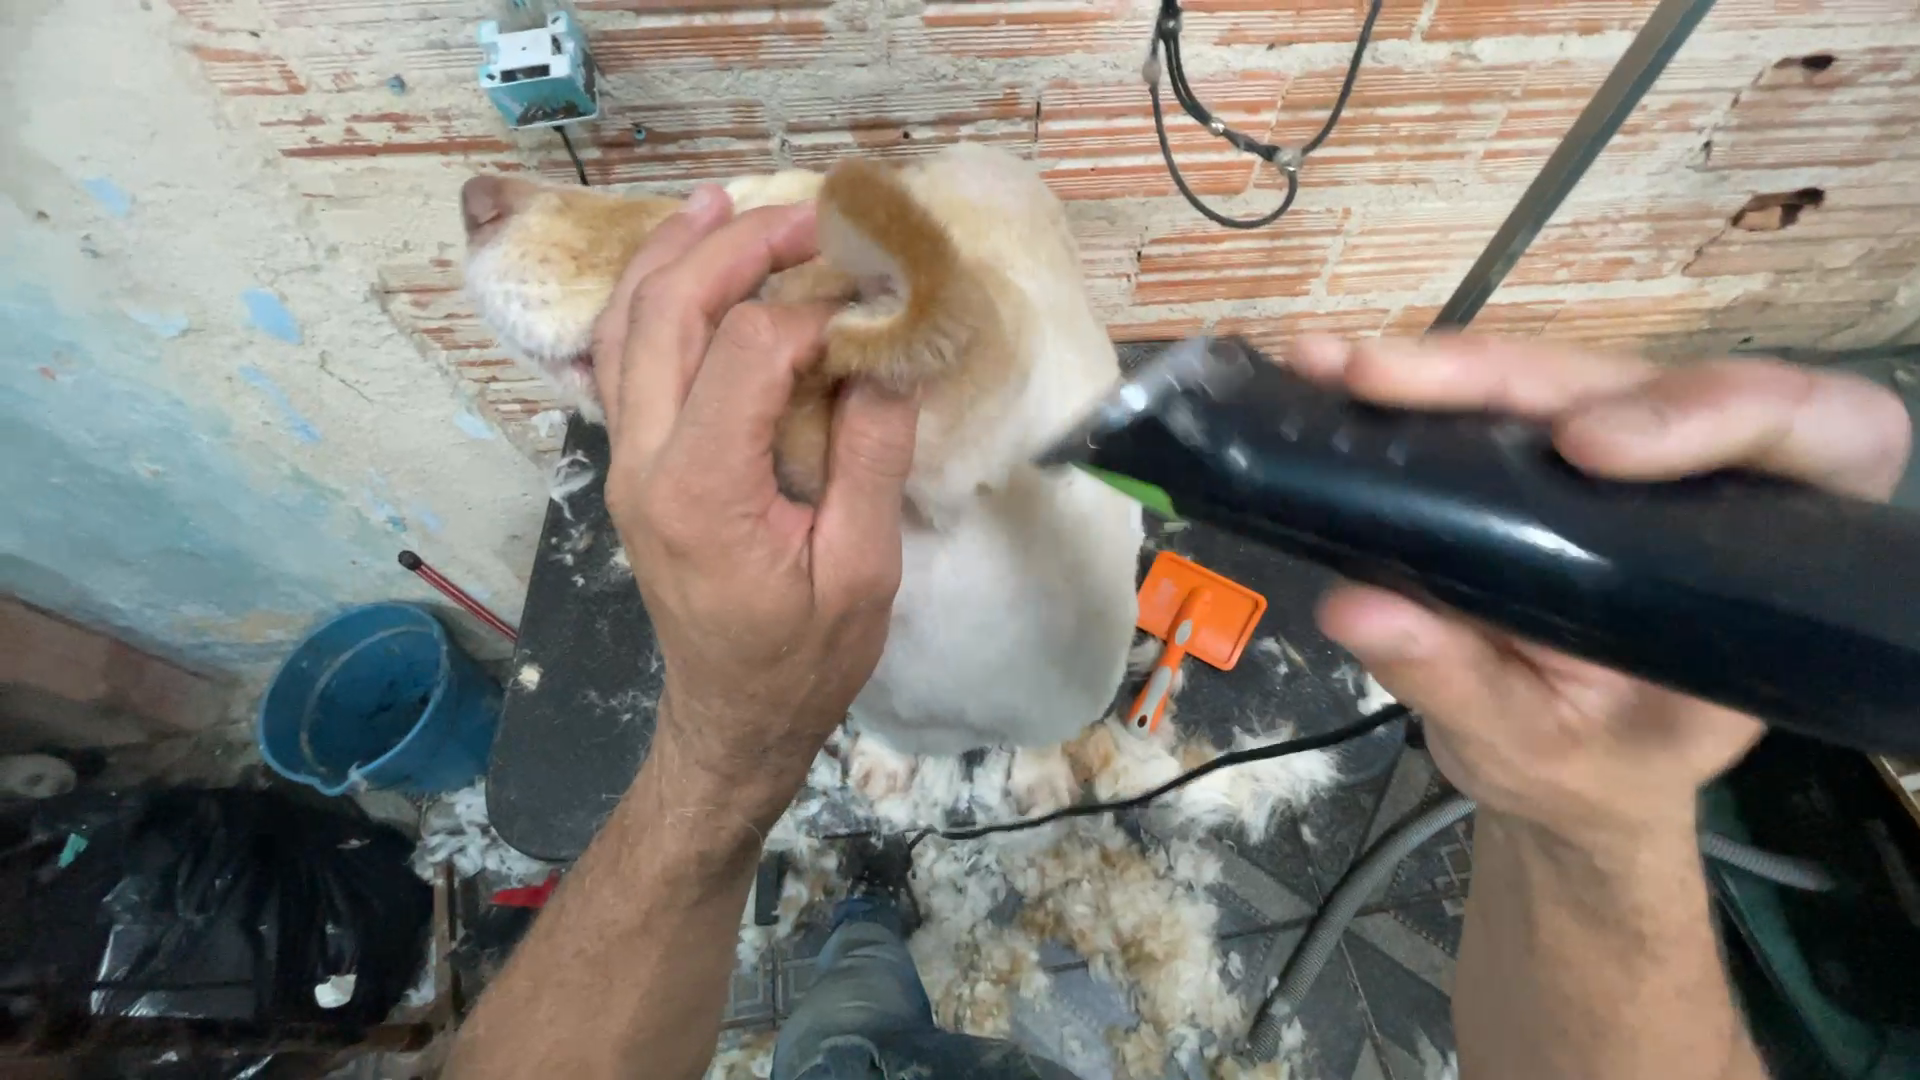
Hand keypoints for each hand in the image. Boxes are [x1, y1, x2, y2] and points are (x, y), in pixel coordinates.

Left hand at [590, 186, 919, 828]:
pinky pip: (628, 365)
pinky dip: (653, 305)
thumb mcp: (862, 570)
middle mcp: (646, 461)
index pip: (748, 350)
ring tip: (720, 208)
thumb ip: (872, 459)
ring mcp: (629, 463)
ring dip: (673, 259)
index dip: (813, 313)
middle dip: (731, 250)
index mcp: (705, 487)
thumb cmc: (804, 658)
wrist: (734, 716)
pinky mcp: (636, 471)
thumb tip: (884, 362)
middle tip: (795, 215)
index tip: (870, 306)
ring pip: (628, 331)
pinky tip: (683, 276)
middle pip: (667, 315)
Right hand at [1292, 335, 1911, 851]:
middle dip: (1488, 374)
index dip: (1708, 412)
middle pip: (1612, 384)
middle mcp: (1673, 485)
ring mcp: (1579, 470)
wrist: (1553, 770)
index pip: (1799, 435)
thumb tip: (1352, 607)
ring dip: (1423, 371)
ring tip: (1326, 365)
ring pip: (1525, 384)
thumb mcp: (1532, 743)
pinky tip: (1326, 383)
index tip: (1582, 448)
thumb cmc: (1587, 766)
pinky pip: (1460, 415)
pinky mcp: (1506, 471)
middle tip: (1374, 375)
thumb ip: (1459, 681)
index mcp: (1752, 554)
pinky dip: (1390, 399)